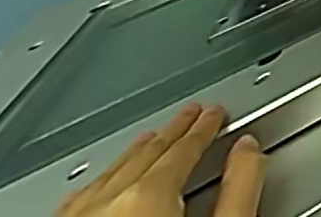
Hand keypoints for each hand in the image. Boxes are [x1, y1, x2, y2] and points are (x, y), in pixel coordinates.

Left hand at [56, 104, 264, 216]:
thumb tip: (249, 148)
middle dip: (172, 132)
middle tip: (190, 114)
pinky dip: (93, 187)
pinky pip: (70, 205)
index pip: (185, 147)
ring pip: (105, 177)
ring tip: (149, 140)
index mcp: (148, 196)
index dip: (206, 126)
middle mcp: (103, 206)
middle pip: (145, 156)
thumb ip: (240, 187)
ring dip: (132, 155)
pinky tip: (97, 184)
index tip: (214, 113)